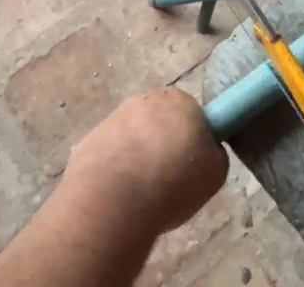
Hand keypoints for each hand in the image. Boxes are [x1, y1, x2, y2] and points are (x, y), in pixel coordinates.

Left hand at [64, 88, 227, 232]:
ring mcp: (113, 119)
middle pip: (160, 121)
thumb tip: (205, 152)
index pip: (191, 113)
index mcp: (179, 100)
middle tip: (168, 180)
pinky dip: (114, 171)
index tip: (189, 165)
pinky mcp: (88, 141)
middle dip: (163, 144)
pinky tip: (118, 198)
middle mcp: (145, 100)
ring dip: (137, 157)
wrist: (112, 203)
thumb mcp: (215, 172)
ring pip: (133, 137)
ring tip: (141, 195)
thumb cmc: (172, 183)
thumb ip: (214, 154)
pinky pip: (109, 155)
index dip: (192, 138)